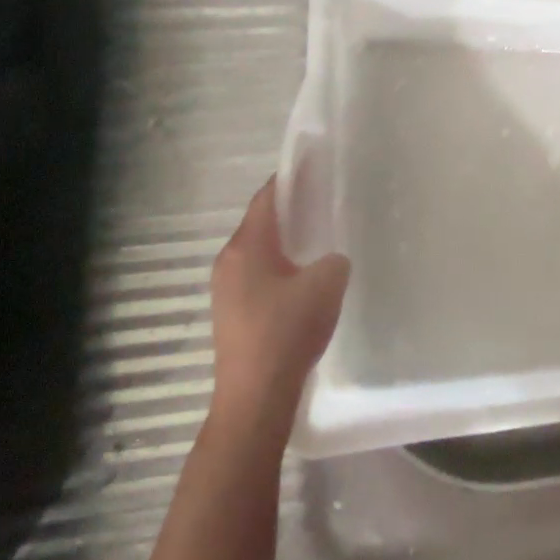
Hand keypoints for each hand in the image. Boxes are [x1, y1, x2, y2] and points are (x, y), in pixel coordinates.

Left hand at [207, 179, 350, 437]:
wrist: (256, 396)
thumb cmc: (287, 330)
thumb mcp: (327, 283)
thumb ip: (333, 260)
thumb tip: (329, 261)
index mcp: (247, 247)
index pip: (266, 198)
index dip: (290, 178)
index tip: (314, 164)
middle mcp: (229, 262)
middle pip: (261, 224)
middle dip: (291, 211)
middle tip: (325, 201)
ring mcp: (226, 291)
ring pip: (261, 253)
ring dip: (287, 243)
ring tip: (321, 240)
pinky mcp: (233, 315)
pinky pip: (260, 277)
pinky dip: (282, 268)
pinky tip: (306, 281)